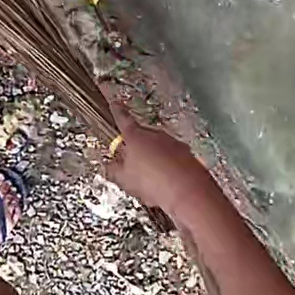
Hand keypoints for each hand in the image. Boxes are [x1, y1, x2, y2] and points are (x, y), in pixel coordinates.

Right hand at [106, 107, 223, 224]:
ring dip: (154, 159)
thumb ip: (113, 170)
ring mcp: (174, 143)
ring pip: (159, 147)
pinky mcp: (188, 155)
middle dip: (137, 147)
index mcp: (136, 136)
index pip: (123, 119)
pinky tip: (165, 182)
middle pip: (143, 136)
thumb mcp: (124, 179)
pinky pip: (174, 158)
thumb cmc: (154, 181)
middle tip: (131, 162)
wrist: (187, 191)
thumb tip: (107, 166)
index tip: (115, 103)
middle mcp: (157, 135)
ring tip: (150, 179)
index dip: (118, 111)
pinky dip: (169, 167)